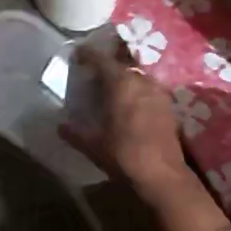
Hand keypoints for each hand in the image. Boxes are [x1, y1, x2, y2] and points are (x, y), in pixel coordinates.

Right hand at [66, 43, 193, 197]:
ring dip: (126, 80)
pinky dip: (139, 93)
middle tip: (95, 74)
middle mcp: (142, 82)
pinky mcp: (170, 108)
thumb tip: (61, 126)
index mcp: (121, 84)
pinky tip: (132, 106)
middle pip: (123, 66)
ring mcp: (159, 94)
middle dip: (108, 67)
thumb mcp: (93, 146)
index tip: (78, 54)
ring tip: (113, 90)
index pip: (102, 60)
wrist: (162, 176)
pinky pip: (150, 92)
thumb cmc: (124, 156)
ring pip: (139, 78)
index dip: (88, 55)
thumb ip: (75, 133)